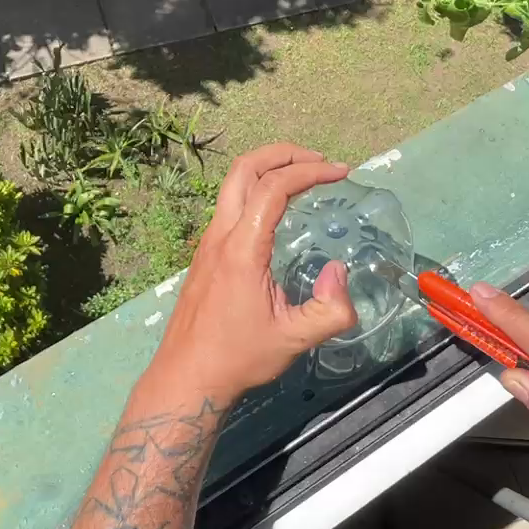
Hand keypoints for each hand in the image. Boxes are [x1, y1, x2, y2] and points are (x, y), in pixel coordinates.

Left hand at [146, 143, 357, 400]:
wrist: (187, 374)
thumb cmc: (237, 357)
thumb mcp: (294, 340)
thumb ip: (330, 310)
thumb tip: (339, 272)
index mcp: (241, 249)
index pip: (272, 188)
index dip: (308, 171)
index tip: (341, 173)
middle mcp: (220, 234)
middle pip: (244, 168)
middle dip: (284, 153)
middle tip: (320, 162)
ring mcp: (208, 240)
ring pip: (233, 182)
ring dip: (268, 168)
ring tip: (304, 177)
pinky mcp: (205, 250)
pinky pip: (231, 202)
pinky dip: (257, 188)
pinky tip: (280, 209)